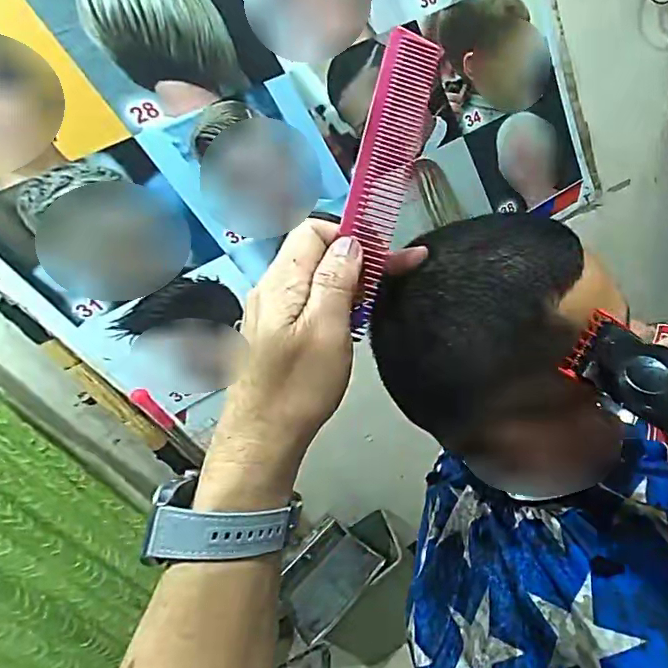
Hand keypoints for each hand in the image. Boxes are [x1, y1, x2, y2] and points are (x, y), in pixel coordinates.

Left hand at [205, 222, 424, 499]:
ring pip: (316, 272)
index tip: (387, 254)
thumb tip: (351, 241)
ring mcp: (272, 309)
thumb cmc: (299, 386)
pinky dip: (339, 294)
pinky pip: (311, 294)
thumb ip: (337, 280)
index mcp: (282, 282)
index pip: (315, 230)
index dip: (353, 234)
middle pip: (317, 250)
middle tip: (402, 268)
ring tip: (383, 289)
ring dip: (353, 274)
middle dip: (360, 253)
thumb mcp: (327, 330)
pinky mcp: (277, 328)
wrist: (264, 437)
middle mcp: (272, 288)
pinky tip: (357, 312)